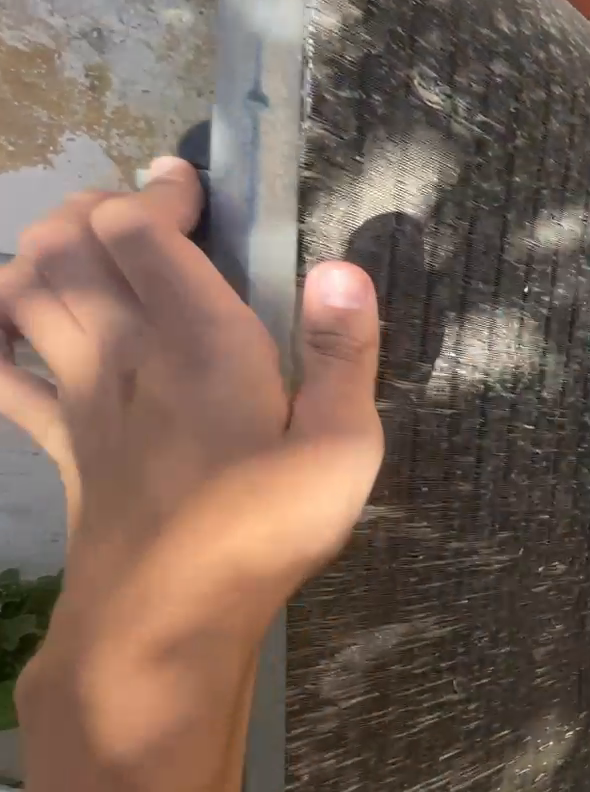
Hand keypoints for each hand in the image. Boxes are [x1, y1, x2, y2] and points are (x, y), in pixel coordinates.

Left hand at [0, 157, 383, 791]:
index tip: (190, 178)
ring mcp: (82, 396)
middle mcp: (127, 354)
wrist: (174, 604)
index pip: (149, 239)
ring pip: (27, 291)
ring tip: (84, 242)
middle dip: (100, 211)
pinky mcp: (64, 441)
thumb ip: (341, 354)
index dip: (161, 196)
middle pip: (74, 250)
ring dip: (44, 249)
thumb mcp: (343, 442)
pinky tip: (3, 320)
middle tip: (147, 205)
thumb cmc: (275, 521)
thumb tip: (345, 266)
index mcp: (201, 347)